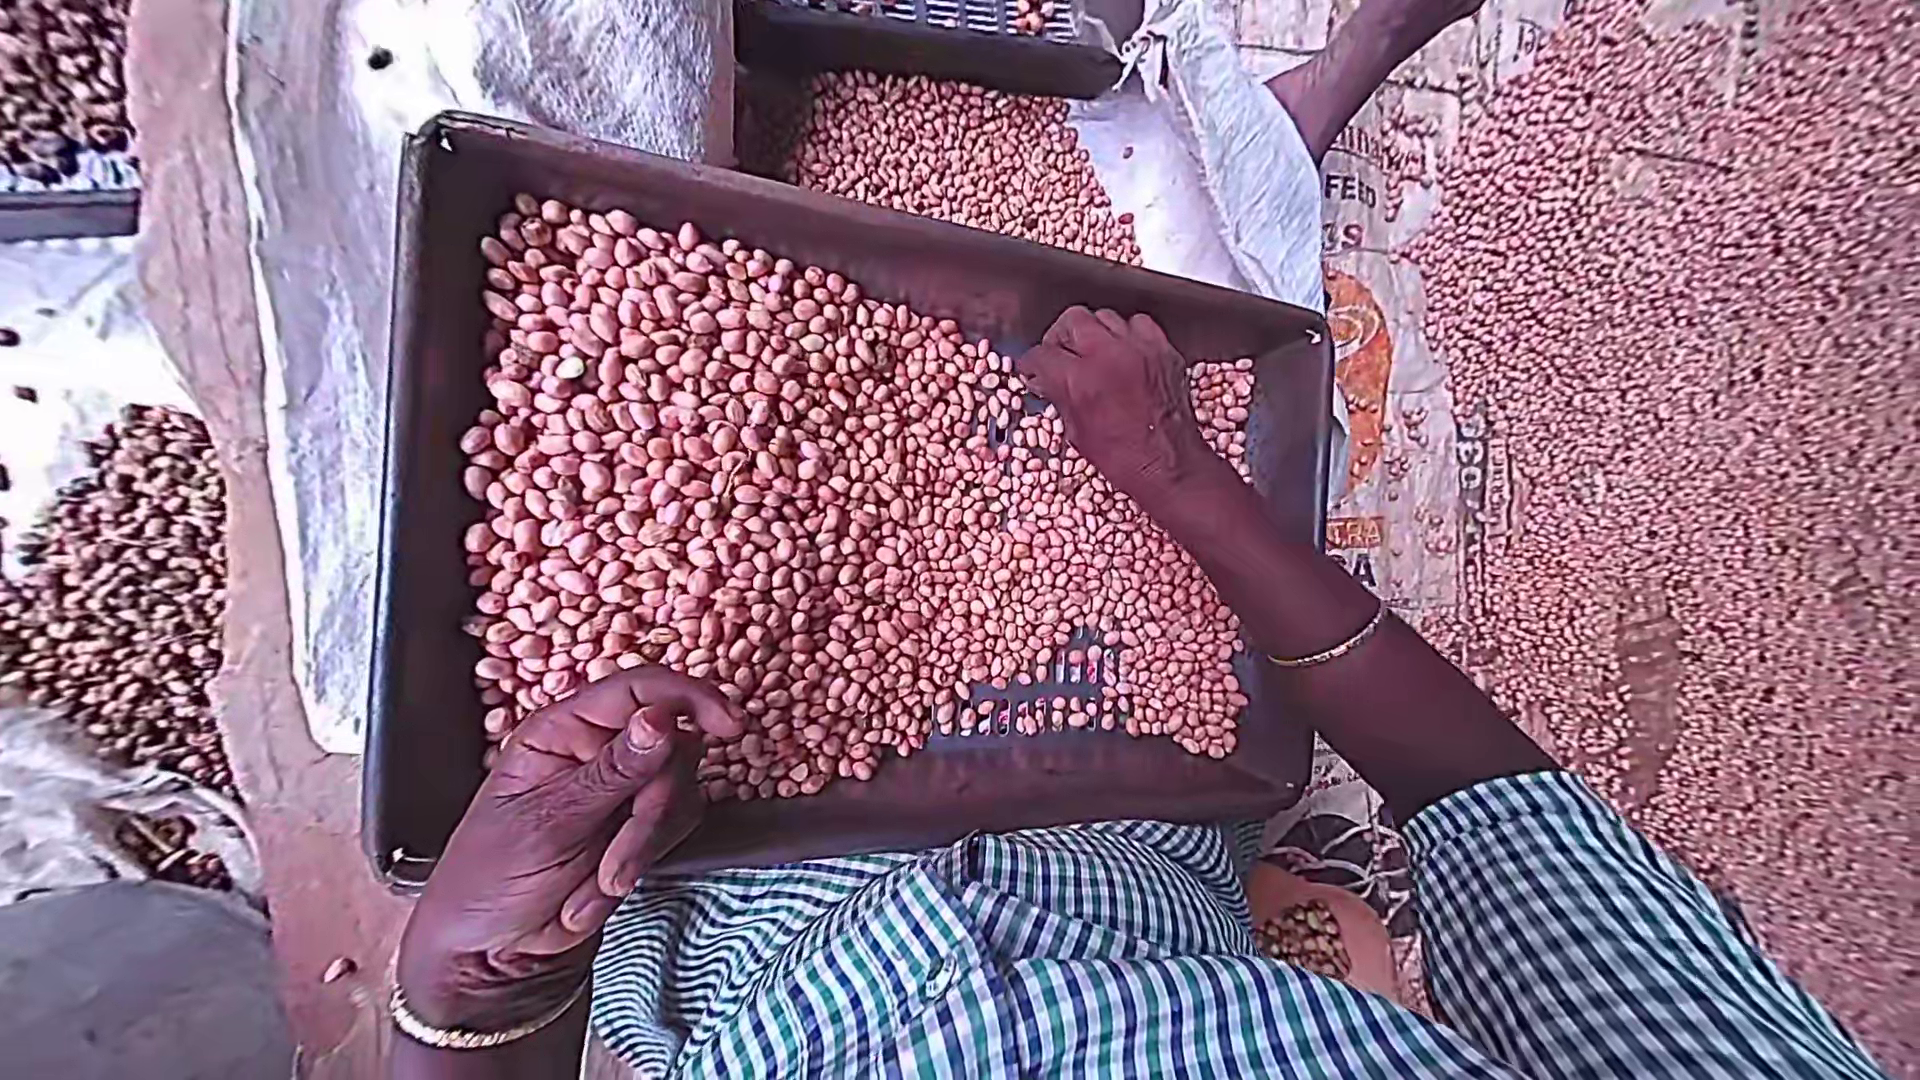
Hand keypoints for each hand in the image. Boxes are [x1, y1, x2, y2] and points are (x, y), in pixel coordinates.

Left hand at [395, 667, 739, 1031]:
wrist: (493, 956)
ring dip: (646, 839)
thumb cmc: (490, 881)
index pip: (640, 688)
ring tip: (600, 882)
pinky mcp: (649, 815)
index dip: (689, 697)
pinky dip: (648, 856)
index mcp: (567, 729)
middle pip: (672, 742)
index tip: (728, 725)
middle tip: (620, 856)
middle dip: (654, 805)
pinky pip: (681, 818)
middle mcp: (606, 744)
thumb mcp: (547, 826)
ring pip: (681, 784)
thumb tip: (663, 719)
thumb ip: (612, 771)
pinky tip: (603, 886)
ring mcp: (631, 780)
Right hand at [1017, 307, 1218, 507]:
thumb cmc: (1123, 459)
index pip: (1042, 354)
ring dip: (1092, 333)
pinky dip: (1126, 334)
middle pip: (1072, 320)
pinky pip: (1138, 324)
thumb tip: (1048, 383)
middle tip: (1059, 355)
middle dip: (1060, 338)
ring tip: (1091, 353)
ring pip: (1104, 317)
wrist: (1168, 466)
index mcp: (1080, 380)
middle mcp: (1109, 356)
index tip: (1033, 368)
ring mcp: (1139, 349)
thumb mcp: (1077, 433)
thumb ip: (1060, 398)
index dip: (1032, 363)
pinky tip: (1122, 353)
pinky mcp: (1163, 350)